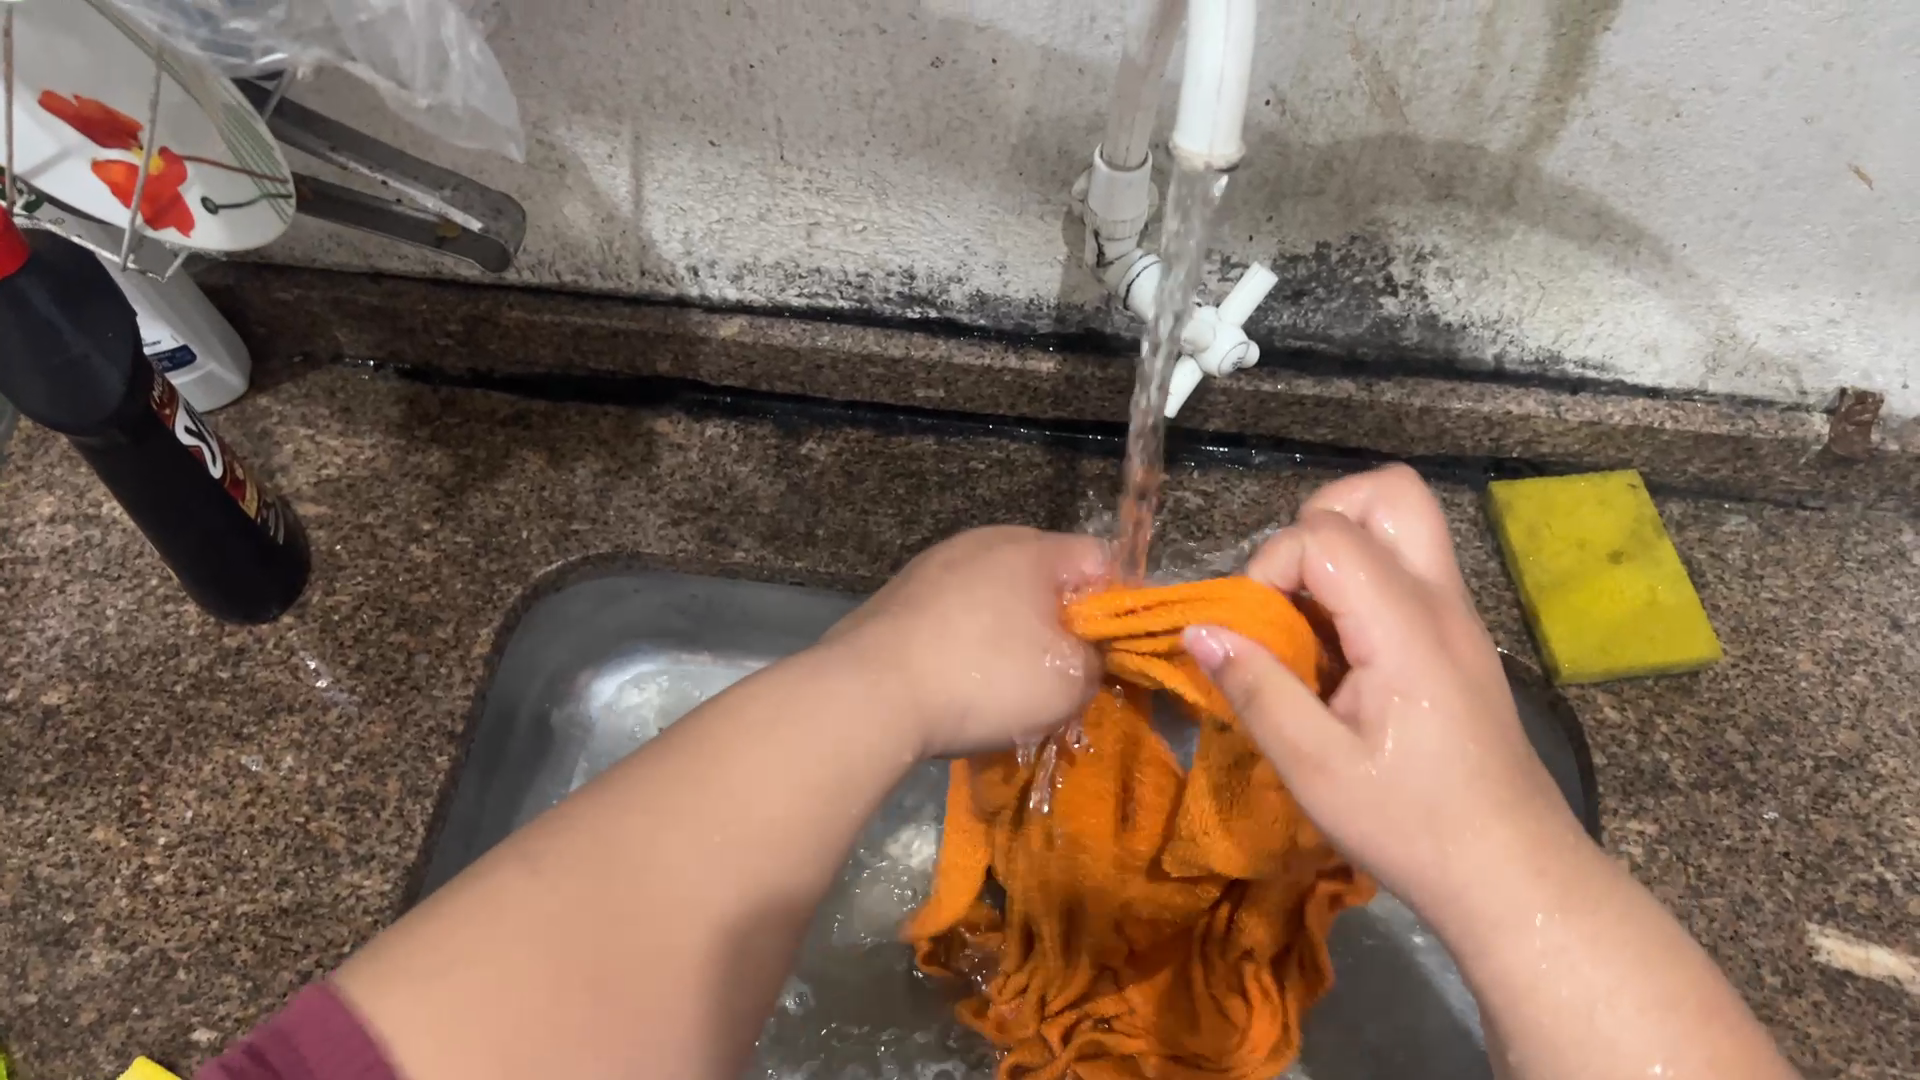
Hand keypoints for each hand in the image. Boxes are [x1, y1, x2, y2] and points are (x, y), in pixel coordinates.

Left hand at [823, 526, 1107, 757]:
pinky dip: (964, 636)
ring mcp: (934, 563)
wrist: (869, 692)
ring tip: (1001, 679)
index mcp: (1031, 548)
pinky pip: (953, 608)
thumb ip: (1096, 659)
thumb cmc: (982, 678)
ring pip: (994, 591)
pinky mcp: (899, 592)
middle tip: (1056, 668)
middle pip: (1043, 572)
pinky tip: (955, 676)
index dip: (1113, 604)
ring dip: (1008, 628)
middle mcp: (983, 540)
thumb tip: (1087, 652)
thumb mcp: (1067, 682)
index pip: (1098, 558)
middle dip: (1057, 617)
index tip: (1103, 650)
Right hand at [1180, 465, 1586, 924]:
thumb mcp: (1314, 768)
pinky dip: (1355, 577)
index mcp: (1406, 627)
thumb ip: (1254, 687)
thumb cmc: (1412, 825)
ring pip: (1402, 520)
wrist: (1516, 876)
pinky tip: (1333, 645)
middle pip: (1389, 492)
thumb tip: (1196, 628)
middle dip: (1318, 518)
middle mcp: (1440, 602)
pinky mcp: (1454, 636)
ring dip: (1338, 543)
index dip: (1271, 566)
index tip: (1254, 632)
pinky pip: (1403, 565)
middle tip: (1286, 586)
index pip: (1327, 535)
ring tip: (1304, 611)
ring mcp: (1455, 615)